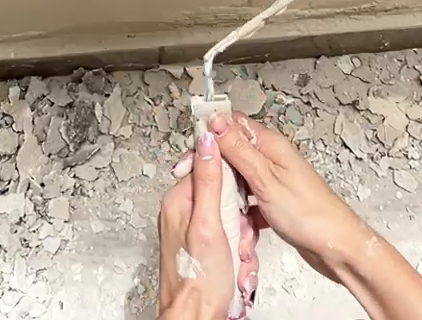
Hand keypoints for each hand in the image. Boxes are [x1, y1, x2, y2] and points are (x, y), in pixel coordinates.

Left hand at [158, 129, 241, 319]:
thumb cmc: (198, 281)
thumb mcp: (209, 223)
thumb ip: (209, 180)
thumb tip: (207, 140)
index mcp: (179, 199)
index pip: (209, 166)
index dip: (231, 181)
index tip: (240, 196)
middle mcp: (183, 212)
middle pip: (225, 195)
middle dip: (240, 219)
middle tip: (239, 236)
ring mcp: (194, 232)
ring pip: (232, 220)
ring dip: (243, 240)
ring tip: (238, 257)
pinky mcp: (205, 250)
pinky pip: (231, 240)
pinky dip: (239, 255)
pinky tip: (237, 269)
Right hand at [208, 113, 374, 283]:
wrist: (336, 248)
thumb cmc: (309, 214)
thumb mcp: (265, 179)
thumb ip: (238, 149)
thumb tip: (216, 120)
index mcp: (268, 143)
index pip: (230, 125)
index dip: (208, 134)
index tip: (191, 150)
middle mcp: (270, 157)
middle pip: (231, 152)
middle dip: (213, 168)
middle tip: (198, 184)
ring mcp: (272, 179)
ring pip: (237, 178)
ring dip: (227, 191)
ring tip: (219, 206)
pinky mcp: (274, 200)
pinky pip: (247, 199)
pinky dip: (241, 210)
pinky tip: (239, 223)